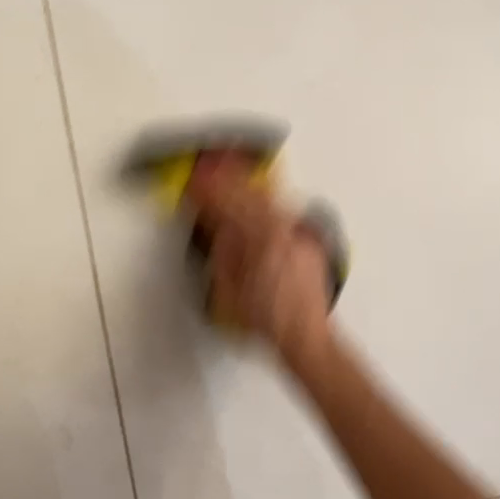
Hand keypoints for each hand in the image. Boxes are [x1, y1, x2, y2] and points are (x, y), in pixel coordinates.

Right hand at [186, 153, 334, 360]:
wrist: (305, 336)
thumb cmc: (270, 321)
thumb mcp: (229, 288)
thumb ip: (222, 251)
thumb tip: (216, 227)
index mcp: (260, 239)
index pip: (227, 204)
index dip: (206, 190)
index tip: (193, 179)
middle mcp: (283, 231)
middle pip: (249, 193)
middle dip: (225, 176)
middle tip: (207, 162)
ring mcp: (298, 234)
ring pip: (268, 198)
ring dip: (245, 181)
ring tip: (230, 166)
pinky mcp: (306, 241)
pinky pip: (281, 209)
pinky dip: (264, 197)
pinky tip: (257, 193)